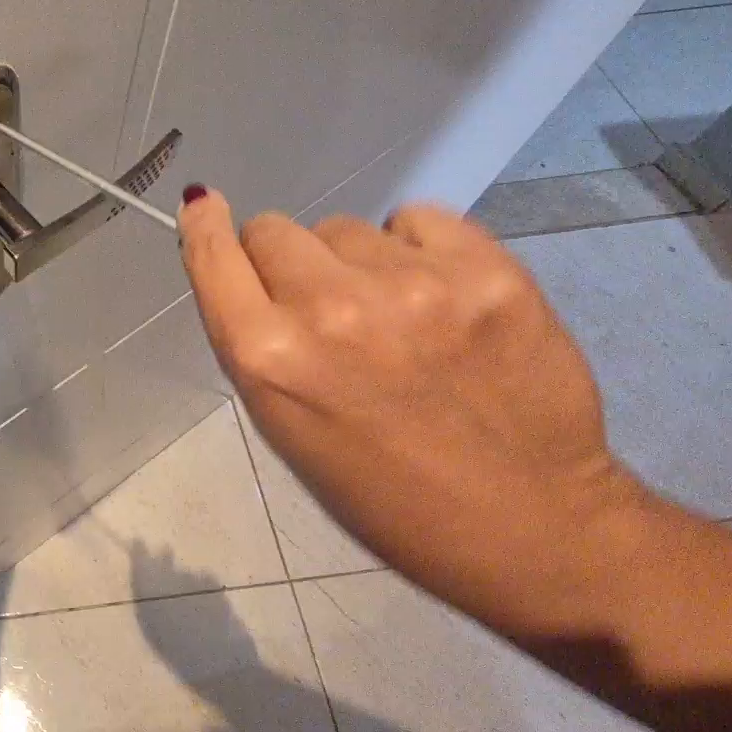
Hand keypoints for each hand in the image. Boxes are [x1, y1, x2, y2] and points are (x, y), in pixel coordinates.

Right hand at [178, 191, 651, 634]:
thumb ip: (255, 340)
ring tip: (397, 318)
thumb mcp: (285, 425)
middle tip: (324, 306)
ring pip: (346, 228)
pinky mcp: (486, 271)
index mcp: (268, 359)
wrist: (527, 524)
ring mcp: (410, 285)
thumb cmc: (381, 490)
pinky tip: (440, 298)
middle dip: (286, 262)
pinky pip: (416, 219)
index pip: (213, 254)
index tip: (205, 207)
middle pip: (273, 229)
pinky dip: (417, 248)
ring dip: (355, 262)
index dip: (204, 225)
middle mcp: (328, 309)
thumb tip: (240, 264)